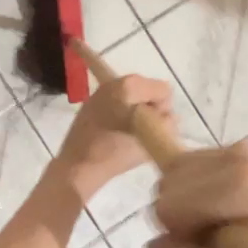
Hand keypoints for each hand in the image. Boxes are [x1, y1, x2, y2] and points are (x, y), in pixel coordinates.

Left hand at [53, 74, 173, 193]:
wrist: (79, 165)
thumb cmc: (116, 152)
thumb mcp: (152, 140)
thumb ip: (168, 124)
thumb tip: (168, 117)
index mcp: (129, 86)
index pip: (163, 90)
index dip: (163, 109)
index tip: (154, 126)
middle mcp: (114, 82)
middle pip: (147, 90)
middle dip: (150, 108)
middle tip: (144, 130)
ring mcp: (100, 91)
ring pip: (132, 96)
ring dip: (136, 111)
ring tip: (130, 132)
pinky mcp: (91, 103)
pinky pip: (117, 102)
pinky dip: (123, 112)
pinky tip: (118, 131)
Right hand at [147, 142, 247, 247]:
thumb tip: (154, 244)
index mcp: (246, 187)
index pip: (169, 206)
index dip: (181, 238)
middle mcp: (243, 156)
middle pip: (169, 184)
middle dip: (182, 219)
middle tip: (218, 247)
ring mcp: (246, 149)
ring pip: (176, 173)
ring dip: (189, 206)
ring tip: (225, 232)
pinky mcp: (246, 150)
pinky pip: (193, 168)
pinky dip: (199, 194)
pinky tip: (230, 216)